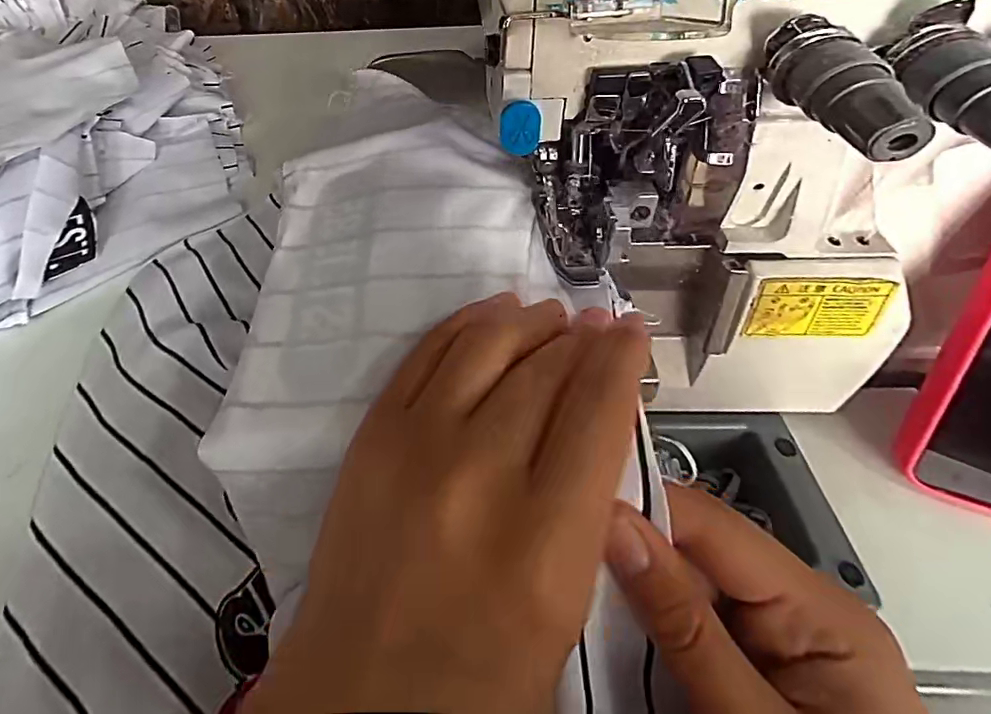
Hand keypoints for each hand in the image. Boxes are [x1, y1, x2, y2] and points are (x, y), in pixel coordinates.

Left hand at [245, 294, 648, 713]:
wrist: (359, 699)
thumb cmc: (479, 675)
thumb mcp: (565, 607)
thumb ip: (586, 506)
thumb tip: (596, 413)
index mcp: (544, 542)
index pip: (598, 411)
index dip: (622, 357)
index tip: (632, 331)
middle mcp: (480, 477)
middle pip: (546, 369)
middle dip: (581, 336)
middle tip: (597, 322)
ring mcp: (416, 446)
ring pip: (487, 346)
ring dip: (527, 321)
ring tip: (550, 314)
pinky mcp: (373, 435)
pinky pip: (427, 354)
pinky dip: (466, 323)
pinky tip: (491, 315)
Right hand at [607, 484, 925, 713]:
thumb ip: (686, 626)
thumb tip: (620, 528)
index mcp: (823, 613)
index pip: (715, 524)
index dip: (645, 506)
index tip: (577, 511)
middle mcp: (801, 612)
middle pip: (700, 553)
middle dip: (635, 556)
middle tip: (567, 562)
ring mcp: (778, 642)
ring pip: (687, 589)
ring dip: (636, 596)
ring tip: (583, 595)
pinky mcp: (755, 670)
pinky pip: (692, 627)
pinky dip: (652, 632)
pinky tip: (614, 636)